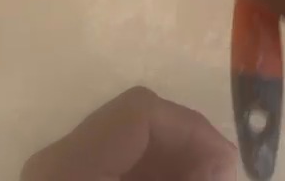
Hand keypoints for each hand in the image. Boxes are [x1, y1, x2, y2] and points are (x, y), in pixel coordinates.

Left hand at [21, 86, 238, 180]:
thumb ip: (182, 177)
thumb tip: (223, 161)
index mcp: (71, 158)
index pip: (140, 110)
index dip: (193, 127)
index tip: (231, 159)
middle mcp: (56, 155)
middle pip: (132, 124)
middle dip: (185, 144)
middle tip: (224, 172)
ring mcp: (54, 171)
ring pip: (122, 147)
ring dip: (169, 160)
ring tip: (206, 178)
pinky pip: (109, 166)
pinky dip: (145, 173)